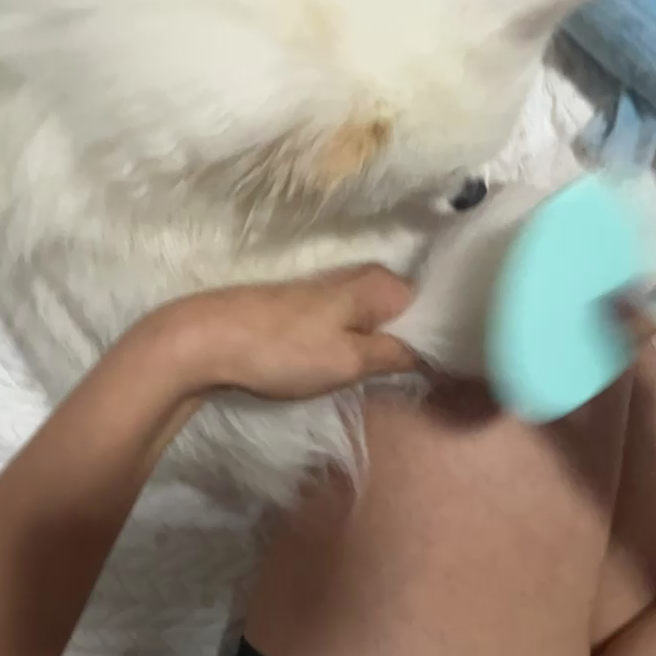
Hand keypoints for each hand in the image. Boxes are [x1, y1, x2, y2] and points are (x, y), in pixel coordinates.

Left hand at [144, 265, 419, 401]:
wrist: (206, 341)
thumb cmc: (284, 351)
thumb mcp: (350, 361)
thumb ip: (397, 354)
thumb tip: (437, 354)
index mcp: (379, 283)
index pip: (432, 306)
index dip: (441, 336)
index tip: (448, 368)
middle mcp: (360, 277)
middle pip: (404, 311)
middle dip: (413, 341)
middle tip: (420, 378)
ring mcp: (331, 290)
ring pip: (376, 318)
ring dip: (385, 344)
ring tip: (391, 377)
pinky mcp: (307, 306)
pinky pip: (352, 322)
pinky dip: (359, 342)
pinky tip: (354, 365)